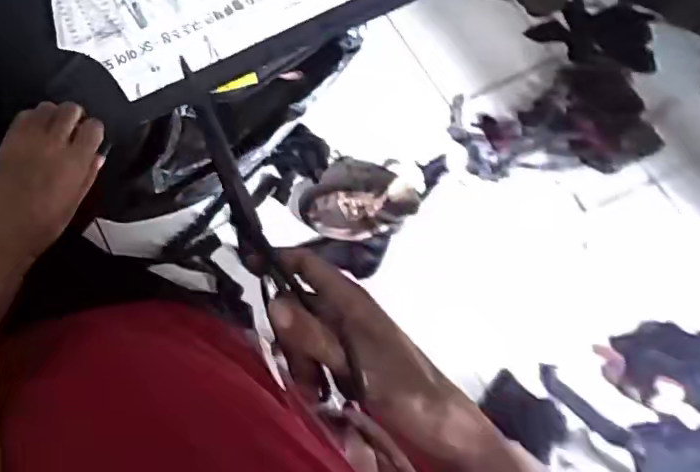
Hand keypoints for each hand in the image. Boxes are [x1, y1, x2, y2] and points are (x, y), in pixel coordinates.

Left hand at [0, 103, 104, 266]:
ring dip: (53, 115)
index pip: (93, 127)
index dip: (93, 130)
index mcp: (75, 161)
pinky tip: (33, 133)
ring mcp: (30, 136)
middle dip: (74, 117)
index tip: (89, 137)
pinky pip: (26, 113)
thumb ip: (88, 174)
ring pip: (48, 106)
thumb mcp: (75, 203)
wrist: (5, 226)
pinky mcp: (11, 136)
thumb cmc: (45, 223)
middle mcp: (54, 142)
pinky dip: (32, 119)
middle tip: (70, 130)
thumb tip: (98, 154)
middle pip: (70, 108)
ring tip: (51, 130)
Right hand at [268, 250, 521, 471]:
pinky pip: (311, 359)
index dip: (274, 258)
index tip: (245, 265)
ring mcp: (344, 340)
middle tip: (299, 366)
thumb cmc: (410, 393)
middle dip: (288, 334)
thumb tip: (273, 302)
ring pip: (299, 335)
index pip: (303, 261)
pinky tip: (322, 398)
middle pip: (293, 303)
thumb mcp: (358, 365)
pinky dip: (310, 377)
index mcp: (348, 299)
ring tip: (316, 392)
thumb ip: (314, 336)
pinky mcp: (347, 366)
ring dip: (299, 362)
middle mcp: (342, 313)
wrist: (453, 442)